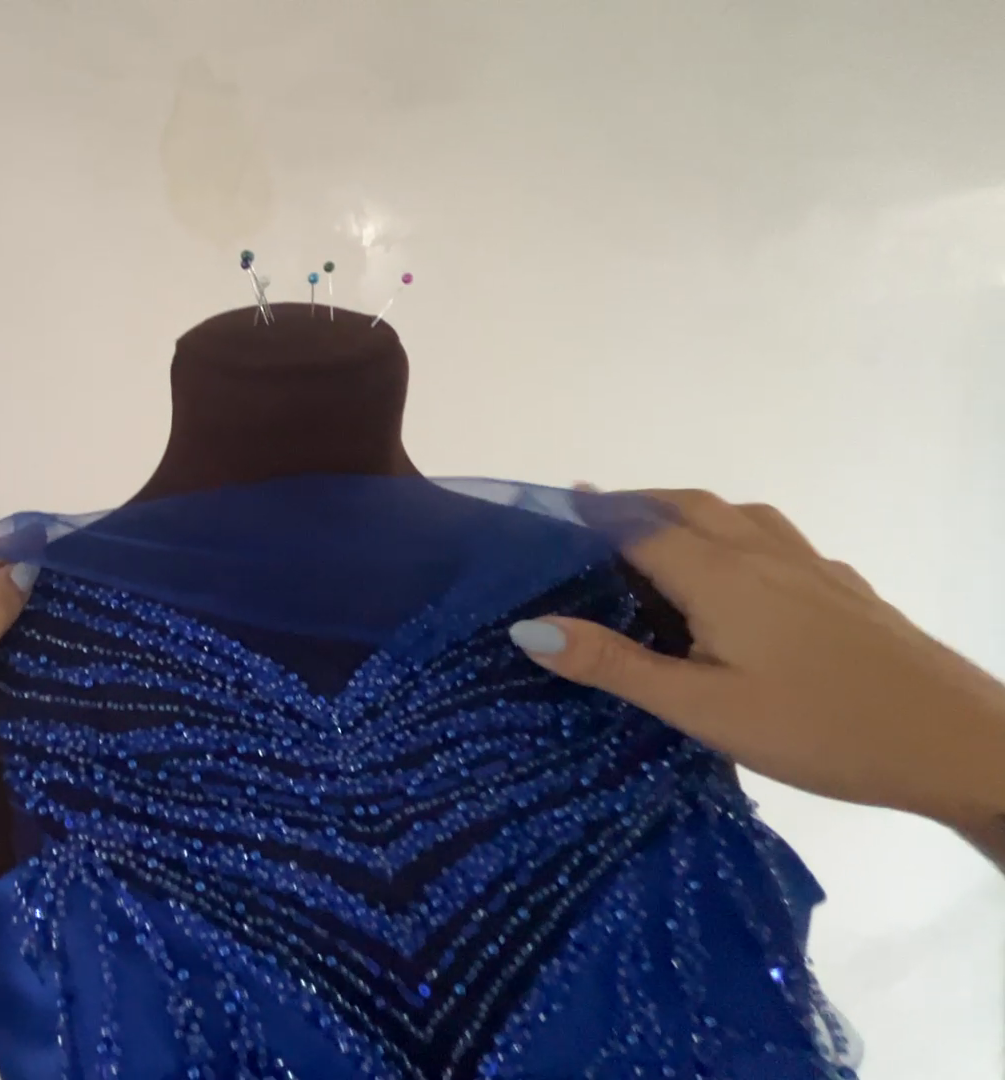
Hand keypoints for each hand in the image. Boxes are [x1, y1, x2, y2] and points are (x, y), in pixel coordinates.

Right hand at [509, 489, 1004, 844]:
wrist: (977, 753)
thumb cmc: (825, 729)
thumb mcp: (701, 708)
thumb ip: (612, 664)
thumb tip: (526, 627)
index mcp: (721, 577)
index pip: (636, 527)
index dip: (587, 514)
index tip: (542, 511)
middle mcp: (764, 557)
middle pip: (687, 505)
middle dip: (631, 502)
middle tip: (584, 518)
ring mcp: (814, 570)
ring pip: (737, 514)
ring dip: (684, 510)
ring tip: (649, 534)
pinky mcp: (848, 592)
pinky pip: (777, 539)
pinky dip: (734, 534)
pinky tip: (735, 573)